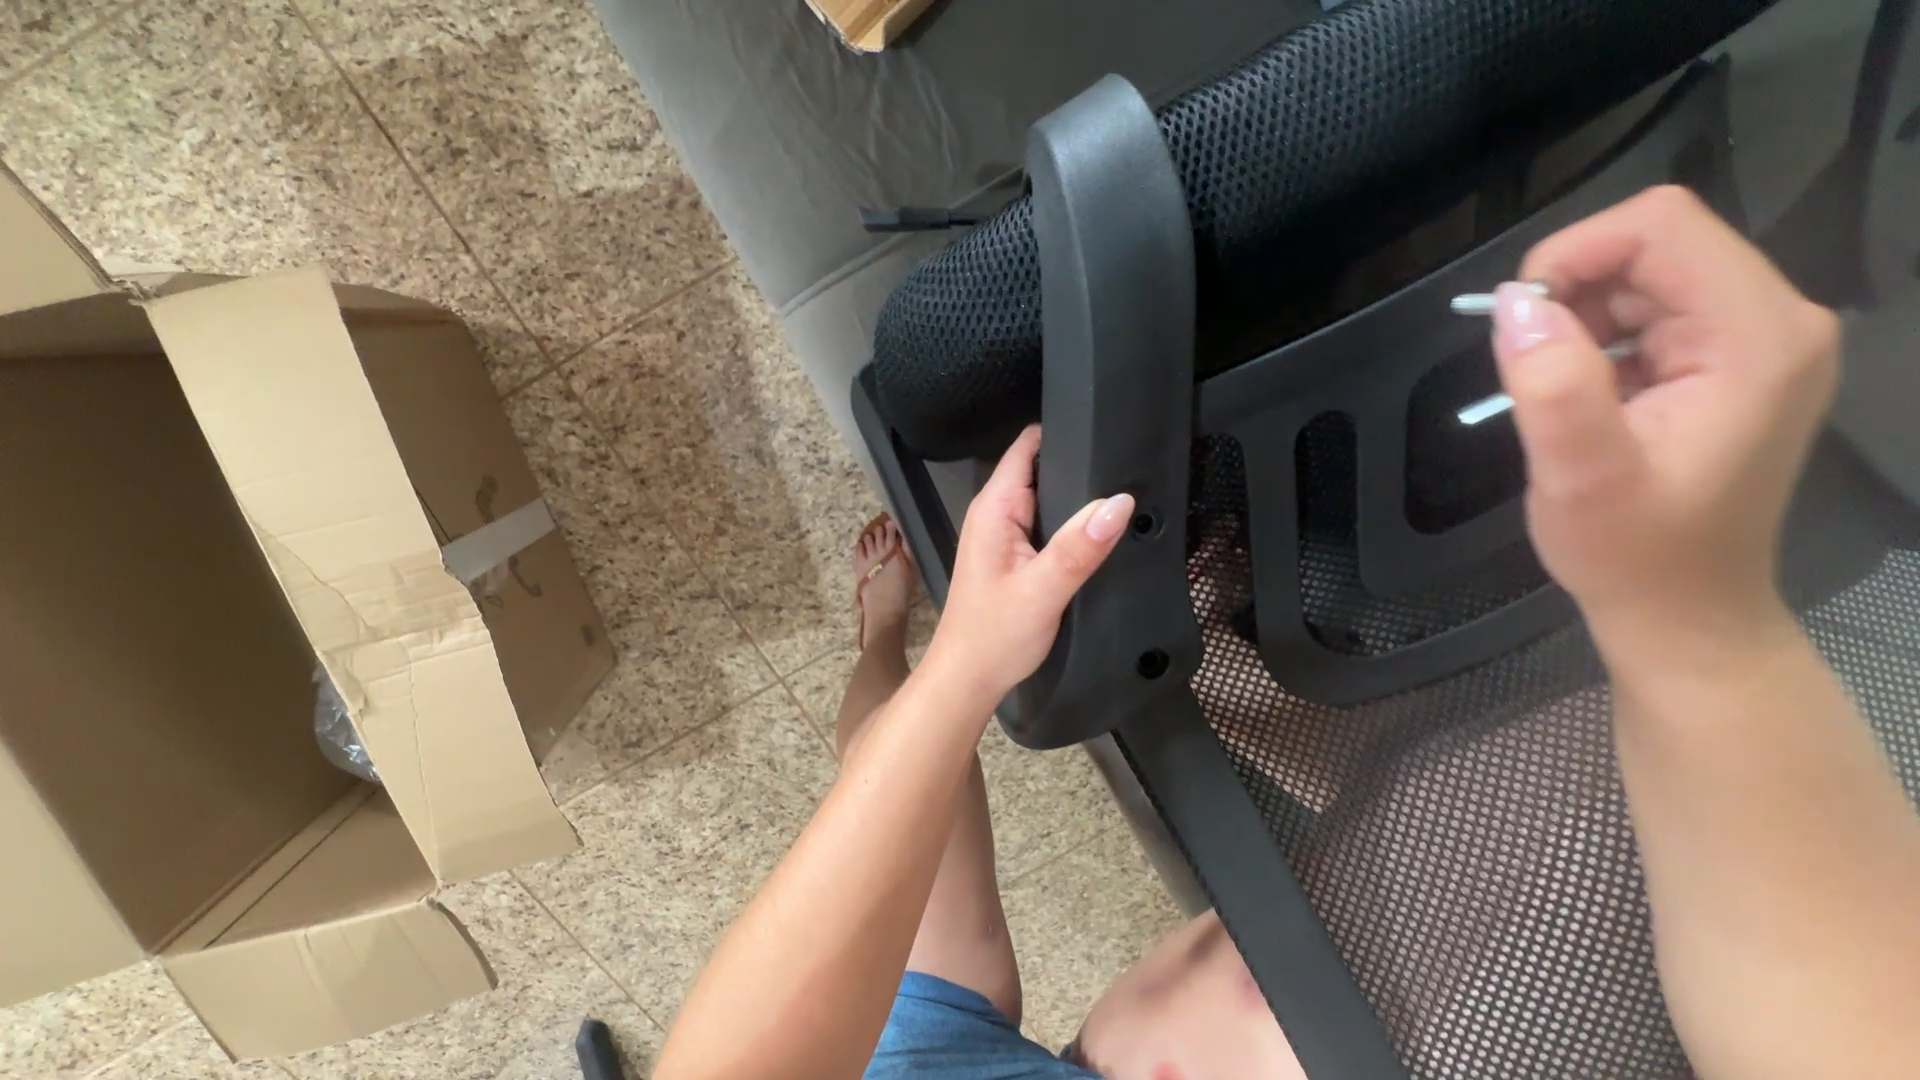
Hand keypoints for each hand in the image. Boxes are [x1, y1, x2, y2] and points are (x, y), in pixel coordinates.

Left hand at [921, 425, 1134, 699]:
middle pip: (1043, 469)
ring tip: (1121, 497)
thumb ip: (1080, 546)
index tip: (1103, 428)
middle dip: (1080, 468)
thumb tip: (1120, 501)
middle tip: (1128, 470)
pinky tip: (1096, 532)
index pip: (1027, 446)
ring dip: (1078, 500)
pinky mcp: (1016, 556)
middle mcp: (997, 513)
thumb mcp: (1043, 590)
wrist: (970, 678)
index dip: (1062, 430)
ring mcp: (1006, 534)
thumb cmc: (994, 635)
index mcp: (994, 507)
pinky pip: (1049, 526)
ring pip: (1049, 500)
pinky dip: (1071, 526)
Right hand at [1491, 186, 1840, 643]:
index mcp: (1755, 337)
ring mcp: (1757, 339)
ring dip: (1580, 319)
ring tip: (1559, 391)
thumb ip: (1552, 384)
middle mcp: (1774, 321)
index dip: (1572, 256)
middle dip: (1572, 292)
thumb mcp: (1580, 476)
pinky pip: (1652, 310)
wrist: (1682, 608)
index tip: (1519, 325)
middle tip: (1533, 369)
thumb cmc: (1632, 551)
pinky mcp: (1731, 360)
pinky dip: (1598, 339)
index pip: (1659, 226)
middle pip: (1655, 244)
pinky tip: (1587, 395)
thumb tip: (1511, 305)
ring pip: (1646, 274)